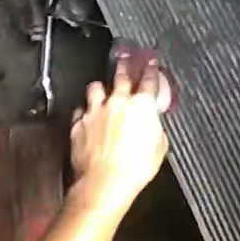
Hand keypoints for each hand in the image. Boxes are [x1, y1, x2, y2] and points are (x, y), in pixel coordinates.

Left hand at [67, 57, 171, 220]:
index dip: (151, 70)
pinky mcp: (79, 123)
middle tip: (124, 58)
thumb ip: (155, 128)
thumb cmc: (135, 168)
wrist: (105, 182)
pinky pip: (81, 109)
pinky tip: (87, 113)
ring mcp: (96, 111)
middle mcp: (118, 102)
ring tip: (102, 88)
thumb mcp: (159, 147)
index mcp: (142, 106)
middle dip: (124, 66)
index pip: (149, 80)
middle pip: (121, 76)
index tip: (151, 63)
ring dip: (101, 87)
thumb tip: (151, 123)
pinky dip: (85, 110)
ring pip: (96, 87)